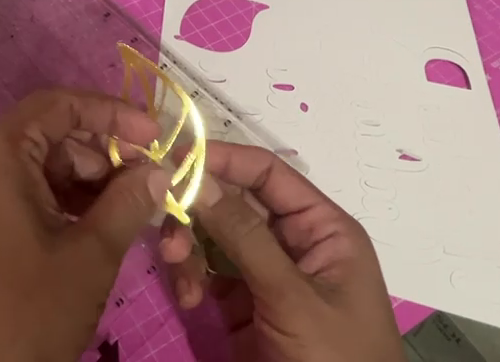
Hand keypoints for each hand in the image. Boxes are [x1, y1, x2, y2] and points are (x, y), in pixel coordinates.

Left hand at [0, 89, 169, 361]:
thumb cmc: (28, 308)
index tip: (156, 134)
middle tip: (151, 177)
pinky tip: (107, 223)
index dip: (112, 112)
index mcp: (1, 152)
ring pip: (51, 164)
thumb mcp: (89, 254)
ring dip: (94, 179)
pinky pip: (38, 190)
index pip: (61, 105)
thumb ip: (128, 202)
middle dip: (106, 150)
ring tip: (137, 206)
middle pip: (56, 132)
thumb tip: (160, 169)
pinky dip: (74, 201)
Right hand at [159, 142, 403, 361]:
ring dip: (188, 246)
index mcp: (322, 228)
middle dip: (196, 210)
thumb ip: (244, 236)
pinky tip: (187, 299)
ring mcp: (267, 275)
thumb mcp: (292, 298)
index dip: (223, 159)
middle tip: (165, 223)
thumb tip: (197, 176)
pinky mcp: (245, 305)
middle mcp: (294, 242)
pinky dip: (190, 278)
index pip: (267, 173)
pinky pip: (207, 272)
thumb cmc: (334, 361)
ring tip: (175, 267)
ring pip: (213, 235)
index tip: (175, 157)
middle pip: (232, 201)